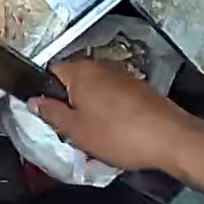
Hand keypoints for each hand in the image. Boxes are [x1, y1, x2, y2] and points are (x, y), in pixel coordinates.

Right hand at [30, 58, 203, 175]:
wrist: (169, 137)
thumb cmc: (117, 134)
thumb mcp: (76, 130)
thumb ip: (51, 112)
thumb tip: (34, 100)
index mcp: (80, 71)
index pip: (51, 71)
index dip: (45, 92)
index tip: (48, 115)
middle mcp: (100, 66)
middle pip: (73, 81)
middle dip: (69, 104)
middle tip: (71, 131)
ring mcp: (122, 74)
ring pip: (94, 90)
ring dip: (90, 109)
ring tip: (95, 136)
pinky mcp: (138, 86)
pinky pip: (112, 96)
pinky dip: (109, 111)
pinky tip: (115, 133)